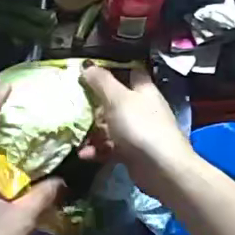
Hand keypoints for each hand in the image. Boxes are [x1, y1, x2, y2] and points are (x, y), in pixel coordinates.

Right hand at [81, 64, 197, 197]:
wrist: (161, 168)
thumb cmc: (140, 126)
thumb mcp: (117, 99)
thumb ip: (101, 81)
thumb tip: (87, 65)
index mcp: (143, 90)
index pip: (129, 71)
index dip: (110, 68)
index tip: (87, 70)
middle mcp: (141, 108)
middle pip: (114, 100)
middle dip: (93, 103)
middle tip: (73, 104)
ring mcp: (136, 131)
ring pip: (109, 125)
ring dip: (92, 131)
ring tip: (75, 134)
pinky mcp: (131, 152)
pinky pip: (109, 147)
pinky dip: (96, 150)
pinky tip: (83, 154)